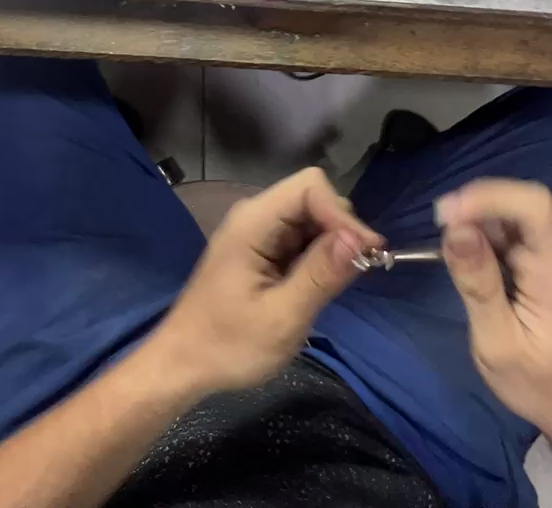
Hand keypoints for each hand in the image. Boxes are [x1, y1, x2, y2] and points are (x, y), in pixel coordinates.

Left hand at [143, 167, 381, 396]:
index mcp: (253, 222)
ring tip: (344, 279)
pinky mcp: (261, 248)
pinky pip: (300, 235)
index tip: (367, 253)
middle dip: (341, 227)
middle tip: (361, 269)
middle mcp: (254, 215)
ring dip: (332, 242)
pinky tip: (324, 281)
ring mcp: (256, 231)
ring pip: (309, 215)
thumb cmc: (229, 346)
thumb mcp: (282, 318)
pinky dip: (320, 253)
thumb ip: (320, 275)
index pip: (309, 187)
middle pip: (312, 196)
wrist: (184, 364)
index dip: (342, 214)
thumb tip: (359, 240)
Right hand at [437, 180, 551, 445]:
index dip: (489, 197)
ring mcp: (546, 257)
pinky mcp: (534, 264)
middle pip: (519, 203)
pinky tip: (459, 256)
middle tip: (437, 230)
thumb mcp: (498, 343)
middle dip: (475, 206)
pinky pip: (504, 233)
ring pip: (508, 215)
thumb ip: (478, 285)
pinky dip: (477, 235)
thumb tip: (455, 228)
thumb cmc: (538, 385)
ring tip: (444, 246)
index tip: (446, 216)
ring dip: (473, 219)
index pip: (534, 206)